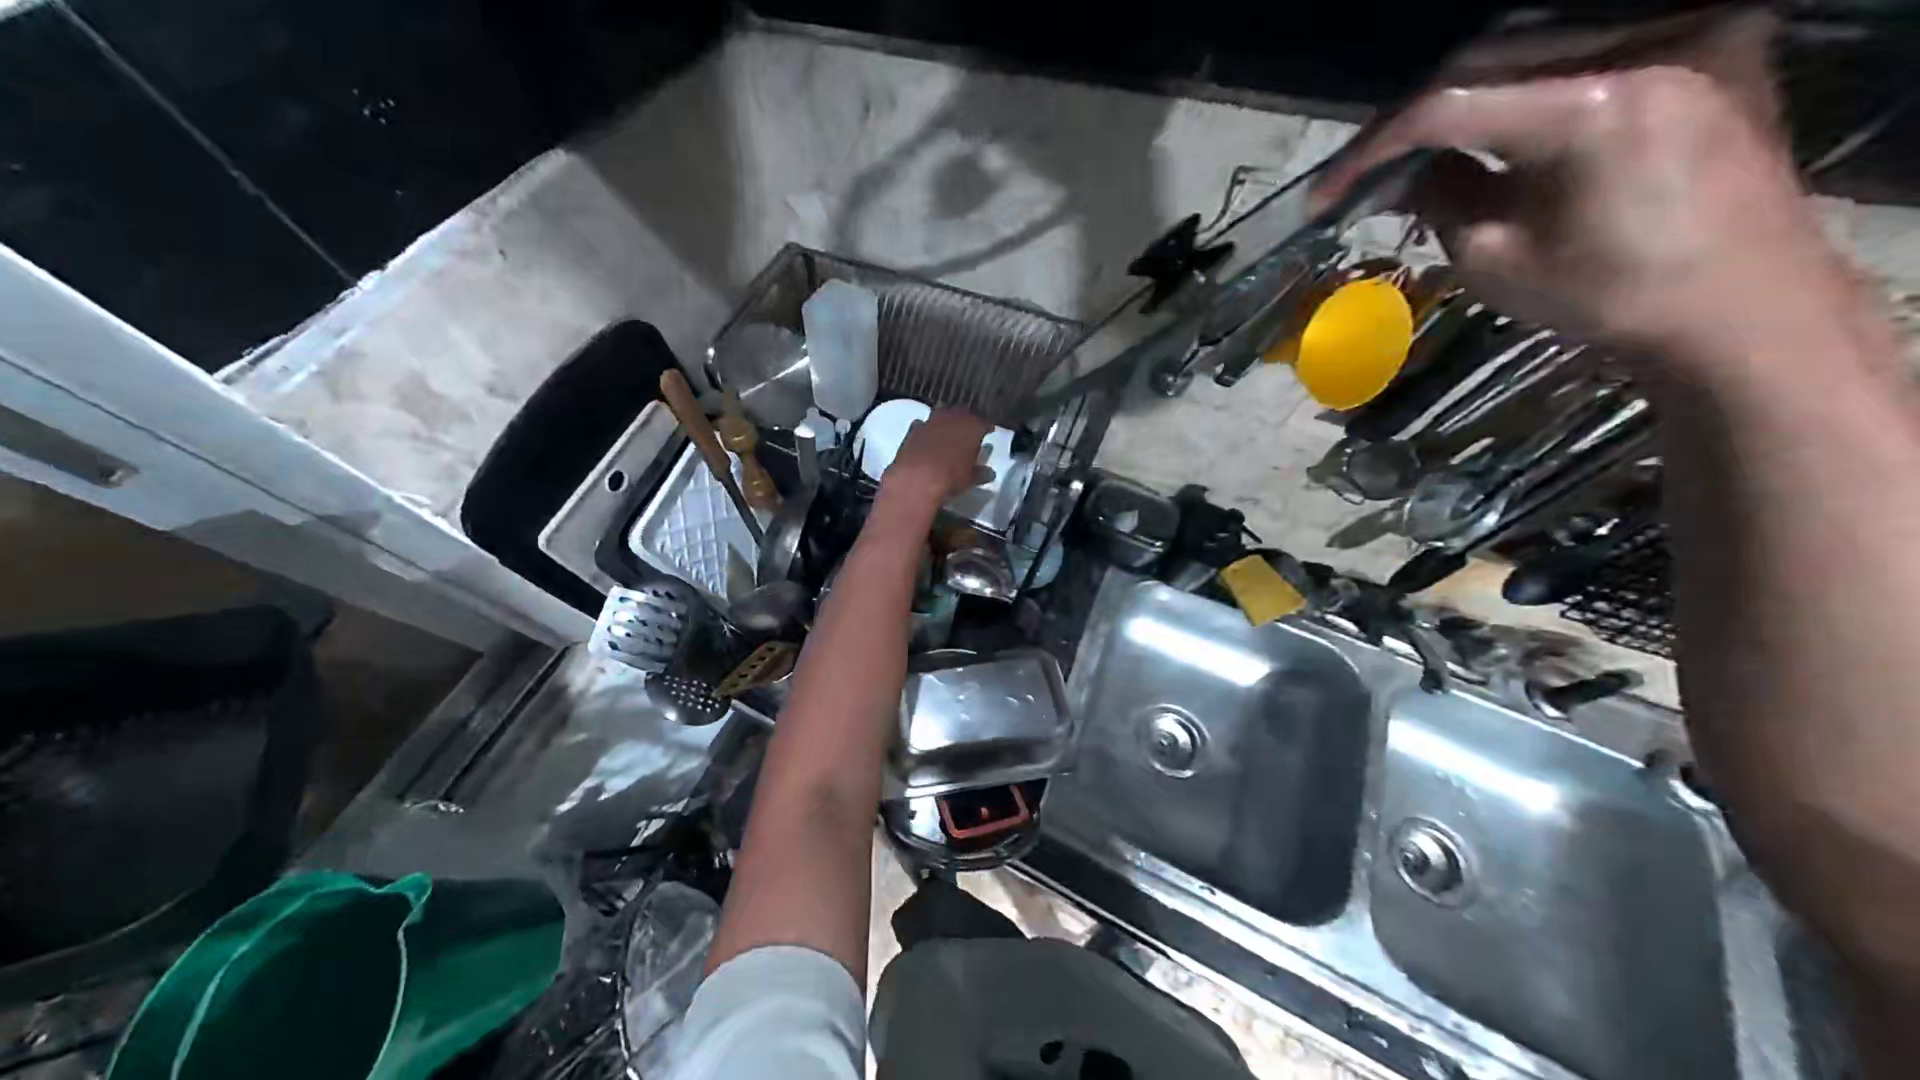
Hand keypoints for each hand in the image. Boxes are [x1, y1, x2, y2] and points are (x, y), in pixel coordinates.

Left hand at [880, 407, 989, 506]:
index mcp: (972, 426)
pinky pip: (923, 425)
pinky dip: (927, 430)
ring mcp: (931, 421)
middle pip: (962, 413)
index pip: (983, 422)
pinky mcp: (913, 430)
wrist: (917, 478)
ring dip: (946, 421)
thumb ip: (980, 472)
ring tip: (948, 432)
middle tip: (968, 431)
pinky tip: (927, 439)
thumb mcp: (970, 478)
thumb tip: (989, 473)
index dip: (986, 427)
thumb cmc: (951, 476)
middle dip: (966, 420)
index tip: (988, 431)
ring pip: (942, 415)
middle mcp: (952, 418)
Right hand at [1314, 10, 1844, 366]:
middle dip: (1411, 118)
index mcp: (1594, 110)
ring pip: (1533, 45)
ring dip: (1461, 99)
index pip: (1447, 107)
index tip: (1324, 193)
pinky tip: (1488, 128)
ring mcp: (1687, 31)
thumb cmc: (1610, 298)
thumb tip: (1398, 174)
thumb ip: (1441, 198)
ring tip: (1415, 152)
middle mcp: (1648, 43)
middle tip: (1362, 170)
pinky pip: (1586, 50)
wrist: (1739, 303)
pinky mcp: (1705, 40)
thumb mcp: (1497, 259)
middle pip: (1489, 57)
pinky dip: (1521, 89)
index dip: (1371, 149)